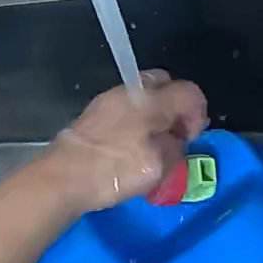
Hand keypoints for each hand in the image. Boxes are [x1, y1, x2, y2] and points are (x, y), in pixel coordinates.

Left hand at [40, 70, 208, 212]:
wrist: (63, 178)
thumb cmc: (114, 171)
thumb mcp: (159, 165)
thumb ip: (175, 147)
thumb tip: (174, 141)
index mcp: (150, 99)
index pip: (188, 92)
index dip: (198, 114)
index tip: (192, 138)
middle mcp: (130, 91)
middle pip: (164, 84)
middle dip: (176, 106)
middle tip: (176, 134)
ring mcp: (108, 100)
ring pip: (142, 95)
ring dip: (155, 113)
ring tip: (154, 142)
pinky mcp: (93, 113)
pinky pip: (125, 107)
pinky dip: (136, 119)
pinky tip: (132, 144)